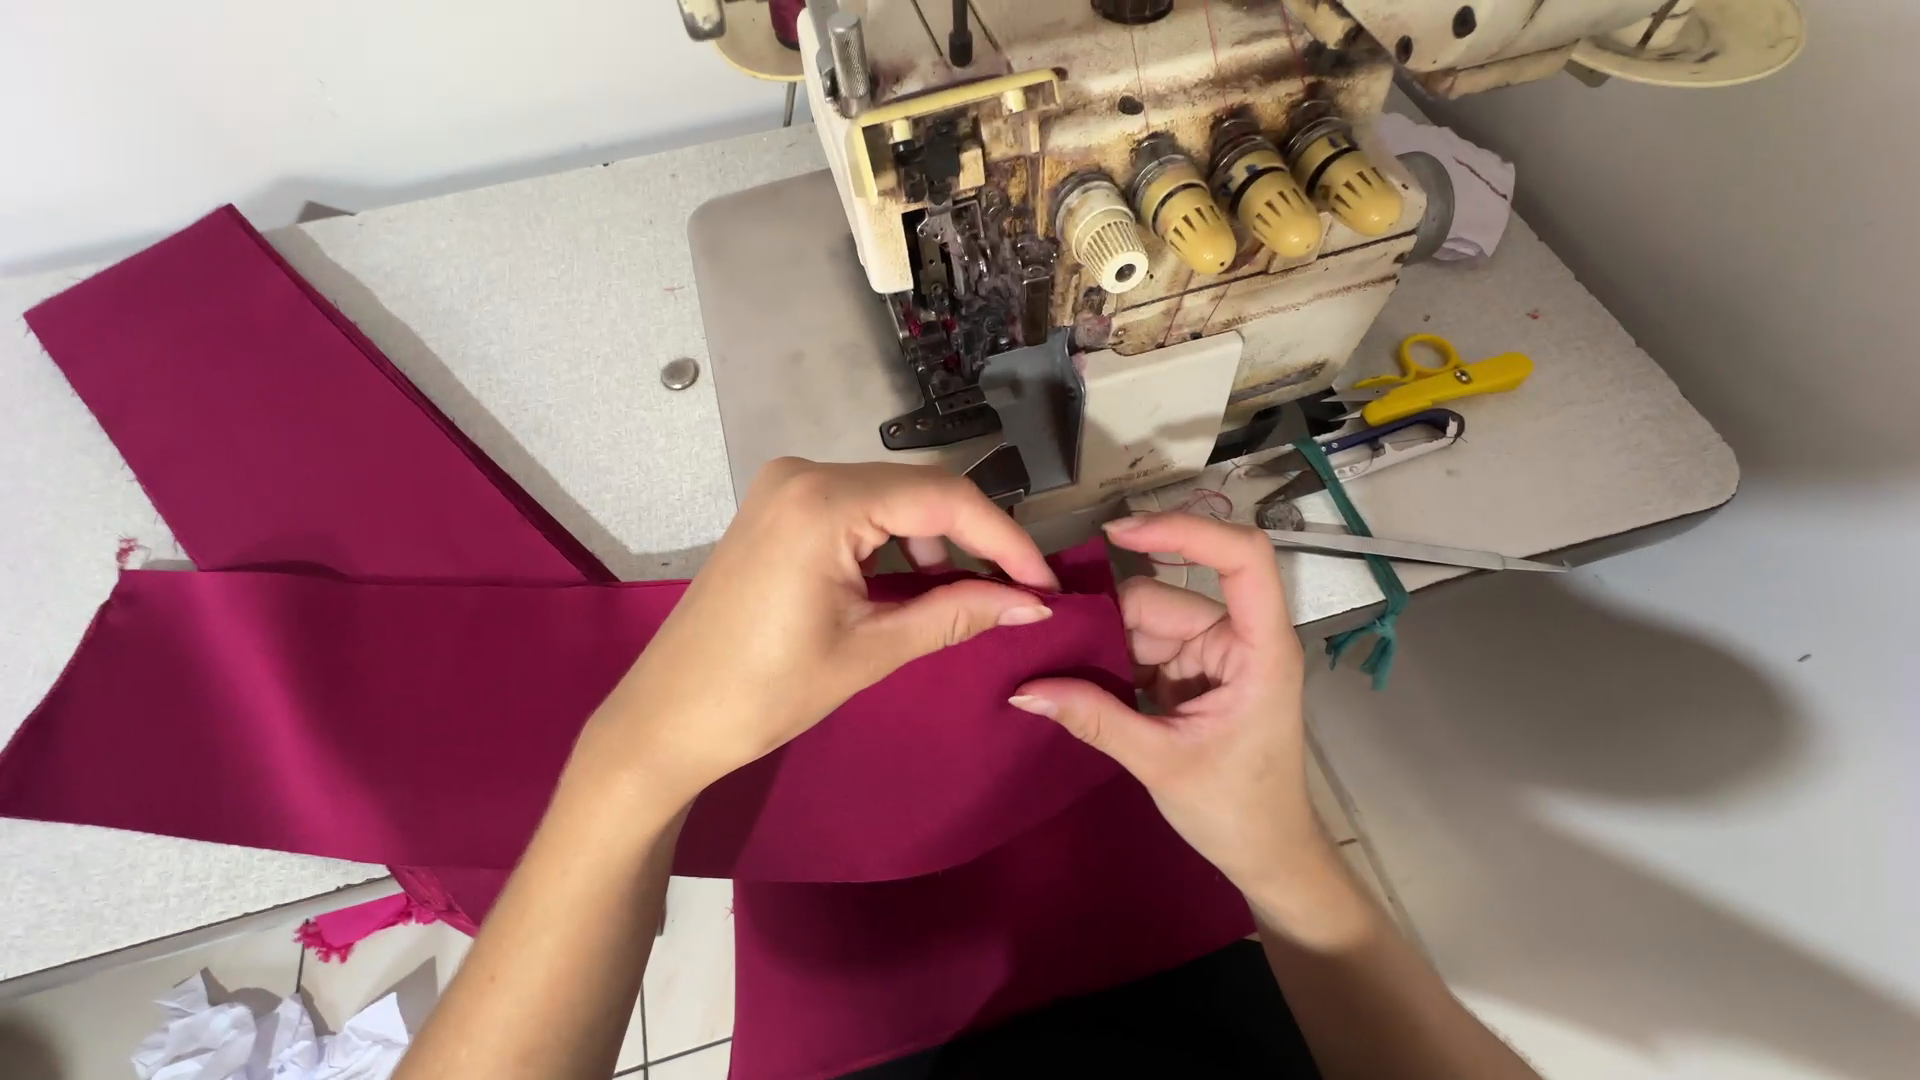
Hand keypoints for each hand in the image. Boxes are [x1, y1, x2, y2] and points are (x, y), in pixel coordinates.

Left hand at [579, 458, 1059, 807]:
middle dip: (974, 538)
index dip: (1005, 538)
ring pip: (890, 495)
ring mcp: (785, 485)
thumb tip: (1033, 604)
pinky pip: (857, 507)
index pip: (944, 498)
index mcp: (824, 501)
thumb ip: (957, 614)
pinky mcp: (777, 506)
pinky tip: (909, 578)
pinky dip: (894, 538)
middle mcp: (804, 472)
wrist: (666, 719)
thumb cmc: (764, 693)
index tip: (1043, 583)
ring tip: (961, 592)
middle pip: (919, 489)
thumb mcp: (871, 651)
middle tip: (1015, 589)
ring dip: (935, 538)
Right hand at [1008, 512, 1323, 897]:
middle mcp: (1238, 637)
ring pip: (1142, 621)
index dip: (1185, 531)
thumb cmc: (1238, 811)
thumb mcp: (1162, 764)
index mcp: (1260, 648)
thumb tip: (1024, 691)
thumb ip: (1095, 719)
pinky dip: (1107, 658)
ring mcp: (1211, 653)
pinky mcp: (1189, 672)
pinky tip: (1071, 673)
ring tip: (1050, 661)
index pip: (1241, 559)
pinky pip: (1139, 646)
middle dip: (1107, 615)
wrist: (1266, 856)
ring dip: (1100, 640)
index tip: (1120, 533)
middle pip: (1164, 596)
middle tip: (1045, 634)